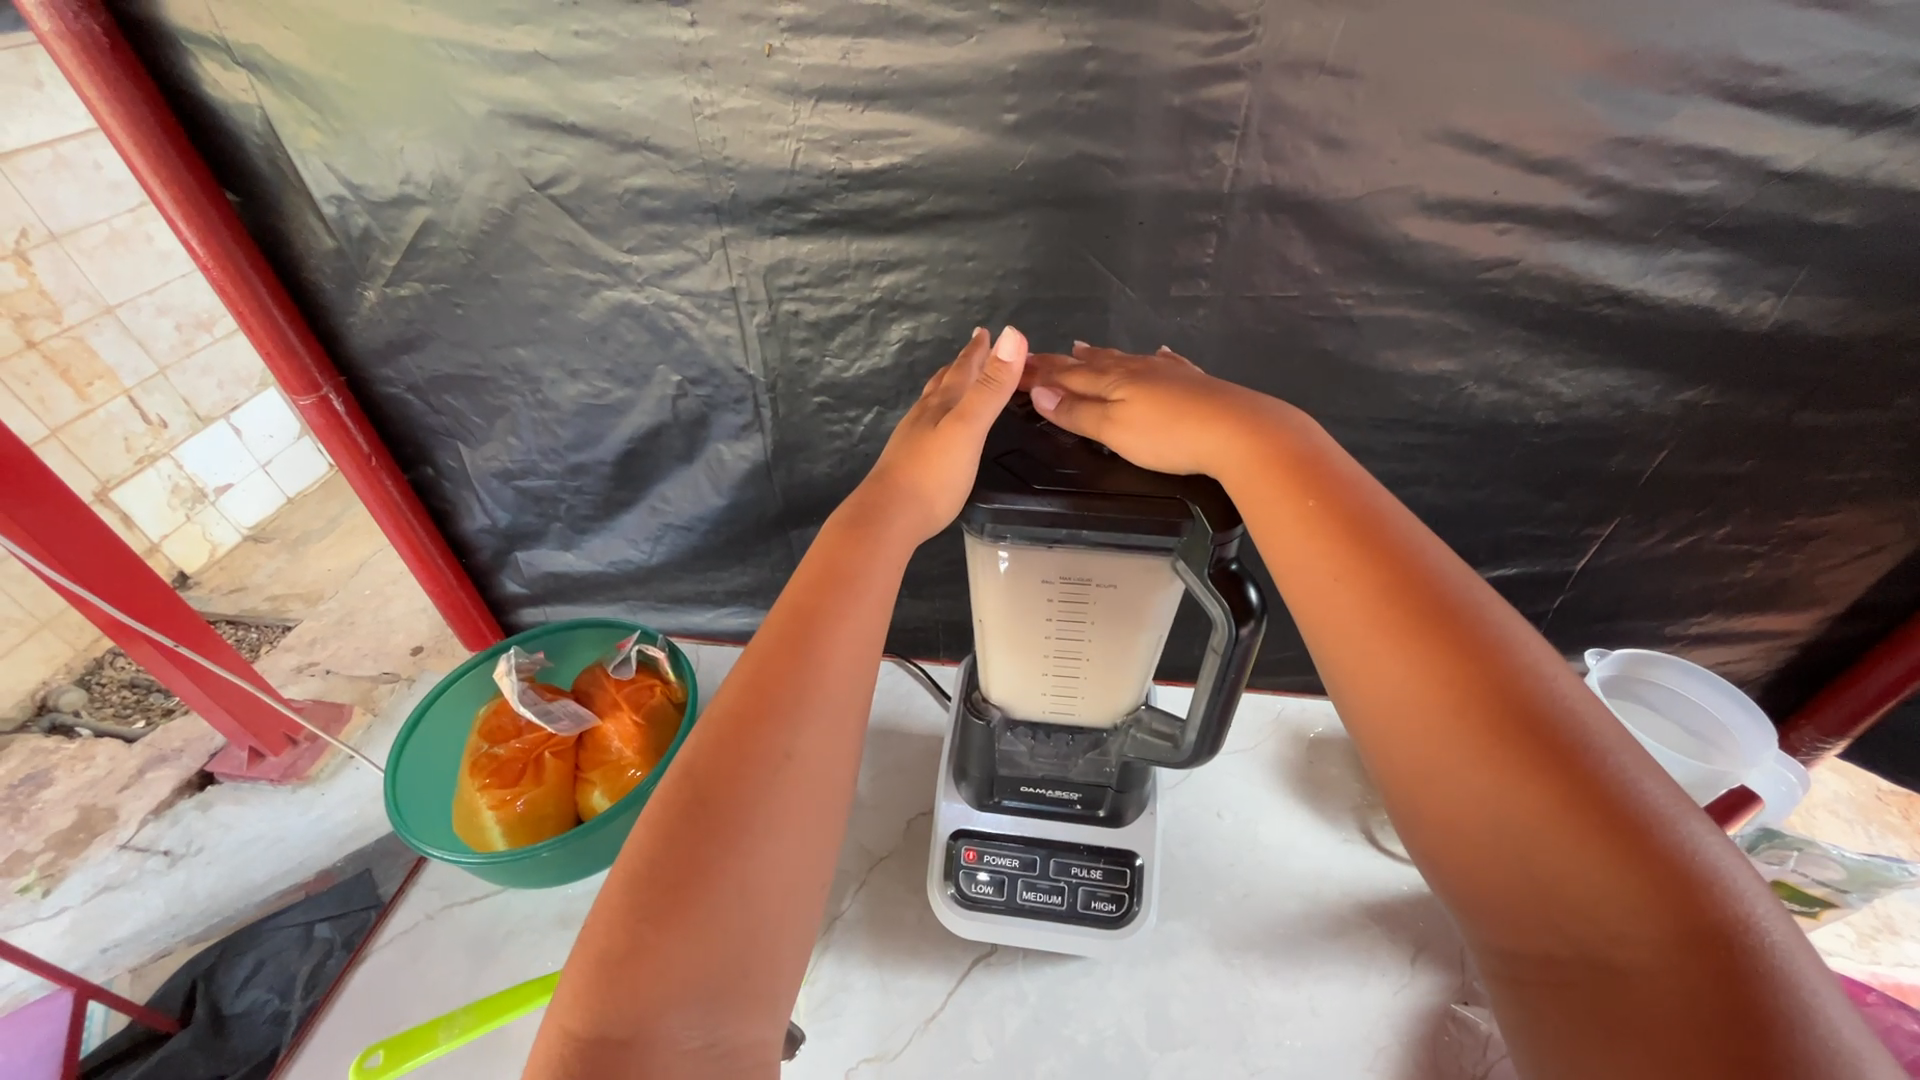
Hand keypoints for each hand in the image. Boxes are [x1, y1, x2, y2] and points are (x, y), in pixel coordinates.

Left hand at [850, 326, 1029, 542]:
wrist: (887, 518)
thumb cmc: (932, 475)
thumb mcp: (969, 428)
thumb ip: (991, 388)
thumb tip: (1012, 333)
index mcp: (942, 405)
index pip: (963, 369)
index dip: (978, 351)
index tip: (987, 332)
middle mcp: (924, 415)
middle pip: (945, 382)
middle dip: (962, 365)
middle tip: (973, 349)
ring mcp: (912, 439)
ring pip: (931, 403)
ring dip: (946, 388)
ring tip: (952, 380)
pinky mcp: (907, 463)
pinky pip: (926, 428)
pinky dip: (937, 416)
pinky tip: (935, 428)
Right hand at [1022, 343, 1296, 476]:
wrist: (1239, 431)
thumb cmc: (1168, 436)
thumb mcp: (1114, 430)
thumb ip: (1077, 412)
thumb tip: (1038, 392)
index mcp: (1111, 383)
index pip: (1064, 376)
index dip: (1037, 374)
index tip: (1013, 368)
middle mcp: (1135, 370)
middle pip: (1090, 364)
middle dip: (1061, 362)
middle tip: (1036, 356)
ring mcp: (1166, 373)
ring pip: (1124, 360)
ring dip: (1099, 356)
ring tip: (1082, 347)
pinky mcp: (1193, 383)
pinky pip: (1165, 363)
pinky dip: (1153, 359)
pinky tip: (1158, 354)